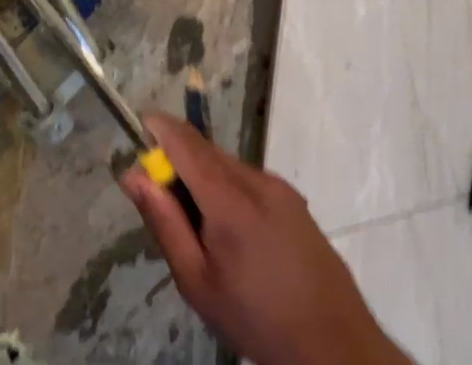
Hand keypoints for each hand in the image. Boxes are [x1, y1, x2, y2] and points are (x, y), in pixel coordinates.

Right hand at [120, 113, 409, 364]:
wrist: (338, 350)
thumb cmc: (257, 318)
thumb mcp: (196, 280)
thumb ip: (164, 221)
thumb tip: (133, 174)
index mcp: (230, 199)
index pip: (183, 140)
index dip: (156, 129)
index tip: (136, 141)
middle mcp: (259, 181)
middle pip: (204, 151)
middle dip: (177, 166)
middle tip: (169, 212)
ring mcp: (283, 191)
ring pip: (226, 166)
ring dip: (204, 181)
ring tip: (206, 235)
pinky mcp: (297, 204)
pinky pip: (249, 181)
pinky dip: (229, 192)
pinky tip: (237, 239)